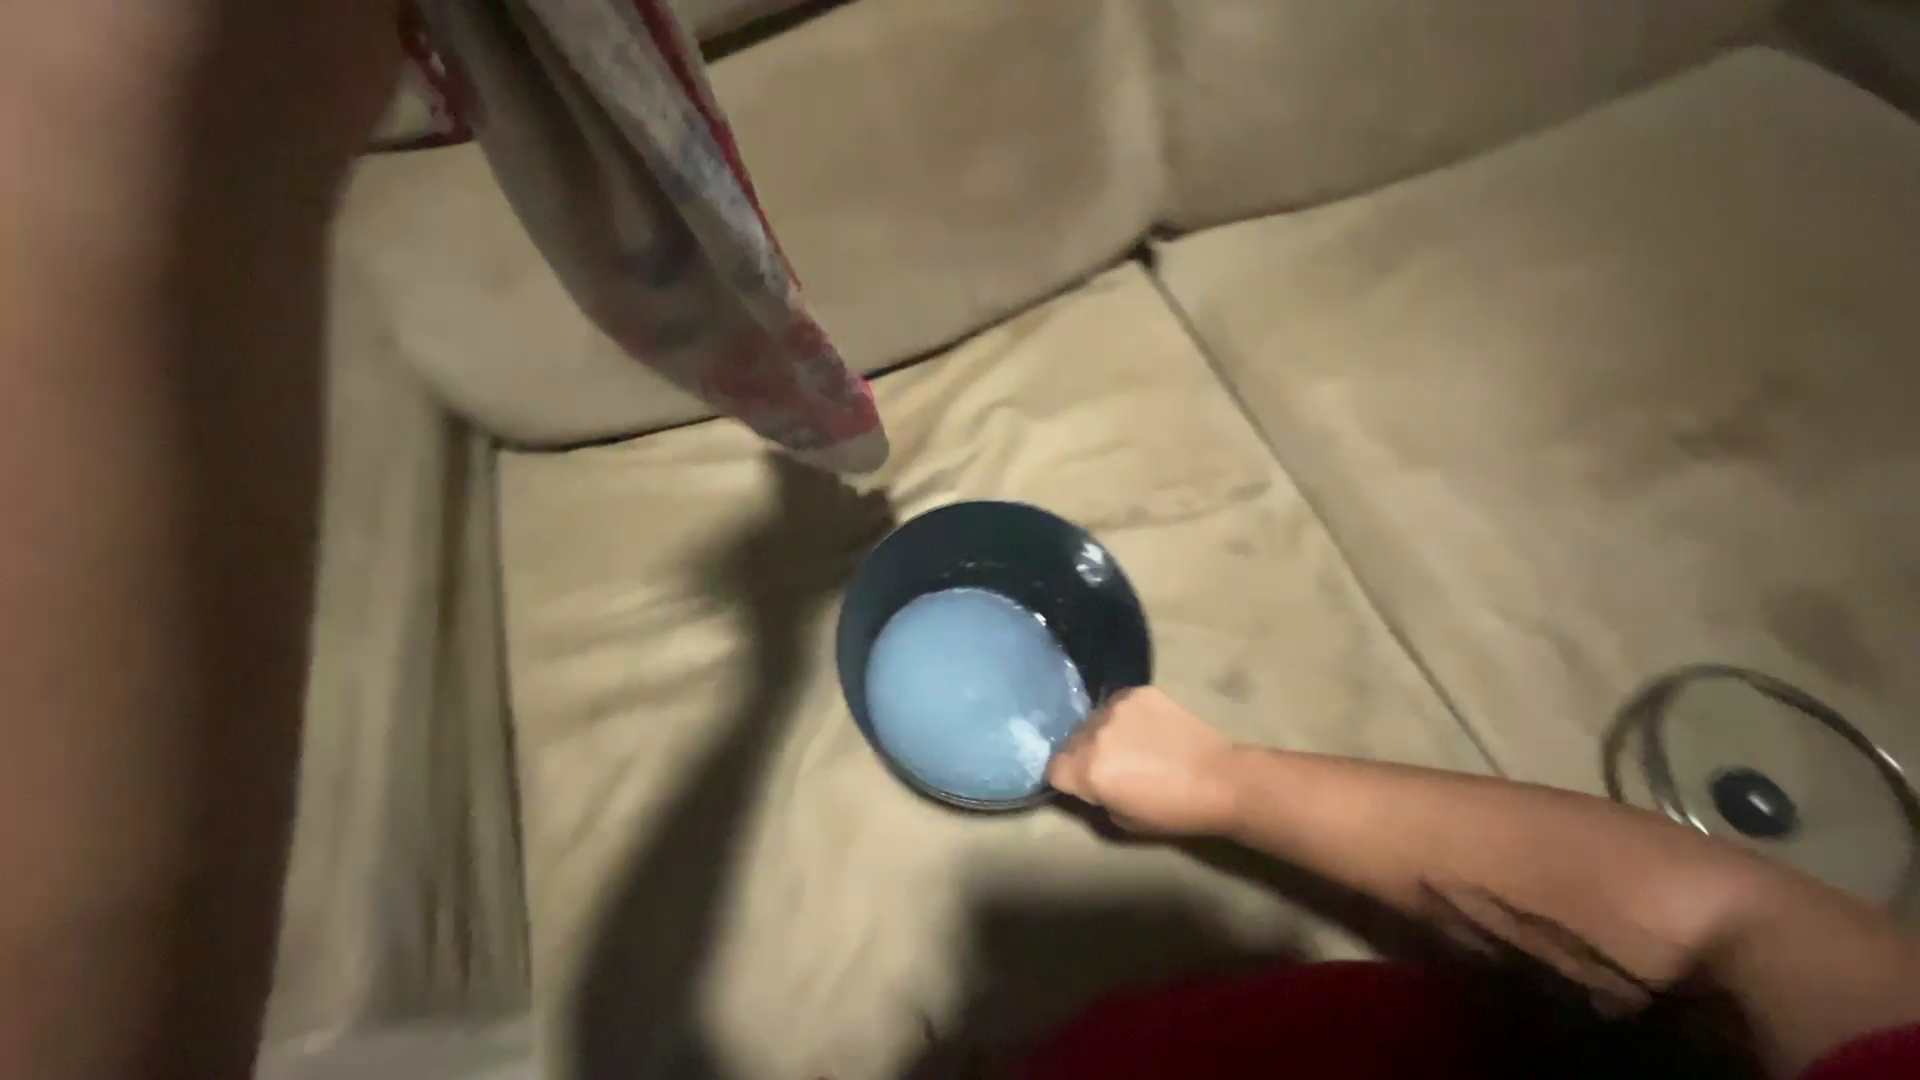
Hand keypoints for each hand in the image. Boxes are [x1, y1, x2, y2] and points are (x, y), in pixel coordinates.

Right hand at [1047, 687, 1241, 835]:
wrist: (1220, 779)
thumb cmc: (1172, 810)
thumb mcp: (1123, 820)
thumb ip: (1095, 798)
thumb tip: (1088, 784)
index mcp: (1088, 770)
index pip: (1052, 767)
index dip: (1066, 778)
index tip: (1083, 784)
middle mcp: (1095, 733)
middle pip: (1070, 741)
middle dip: (1082, 753)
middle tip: (1109, 765)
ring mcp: (1117, 707)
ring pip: (1093, 719)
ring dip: (1102, 732)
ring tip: (1130, 743)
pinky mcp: (1138, 692)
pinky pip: (1117, 703)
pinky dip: (1124, 716)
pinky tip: (1147, 728)